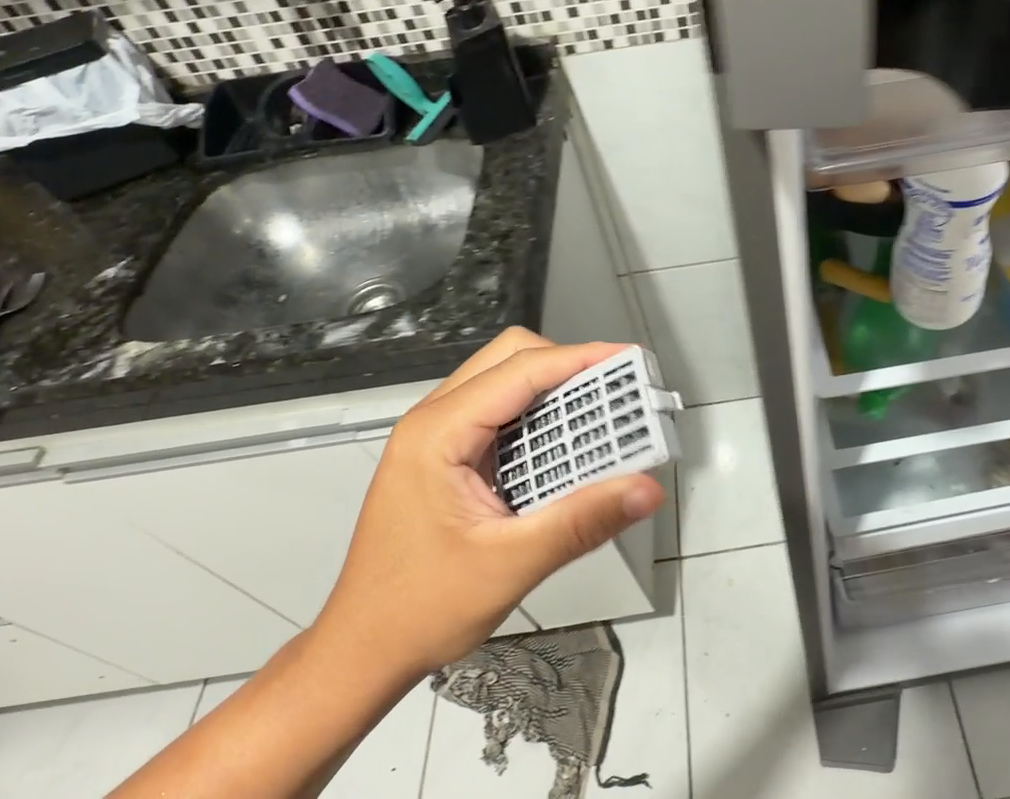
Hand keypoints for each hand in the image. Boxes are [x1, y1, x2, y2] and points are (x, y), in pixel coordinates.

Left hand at [312, 328, 665, 681]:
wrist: (362, 651)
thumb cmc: (421, 609)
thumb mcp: (510, 566)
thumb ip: (581, 522)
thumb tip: (647, 489)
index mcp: (437, 434)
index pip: (520, 371)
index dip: (580, 358)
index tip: (632, 361)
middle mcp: (432, 423)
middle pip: (508, 359)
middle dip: (567, 365)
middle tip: (617, 392)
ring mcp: (434, 439)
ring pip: (502, 383)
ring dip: (552, 390)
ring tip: (602, 414)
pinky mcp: (443, 460)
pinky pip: (496, 415)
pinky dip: (536, 417)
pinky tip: (565, 448)